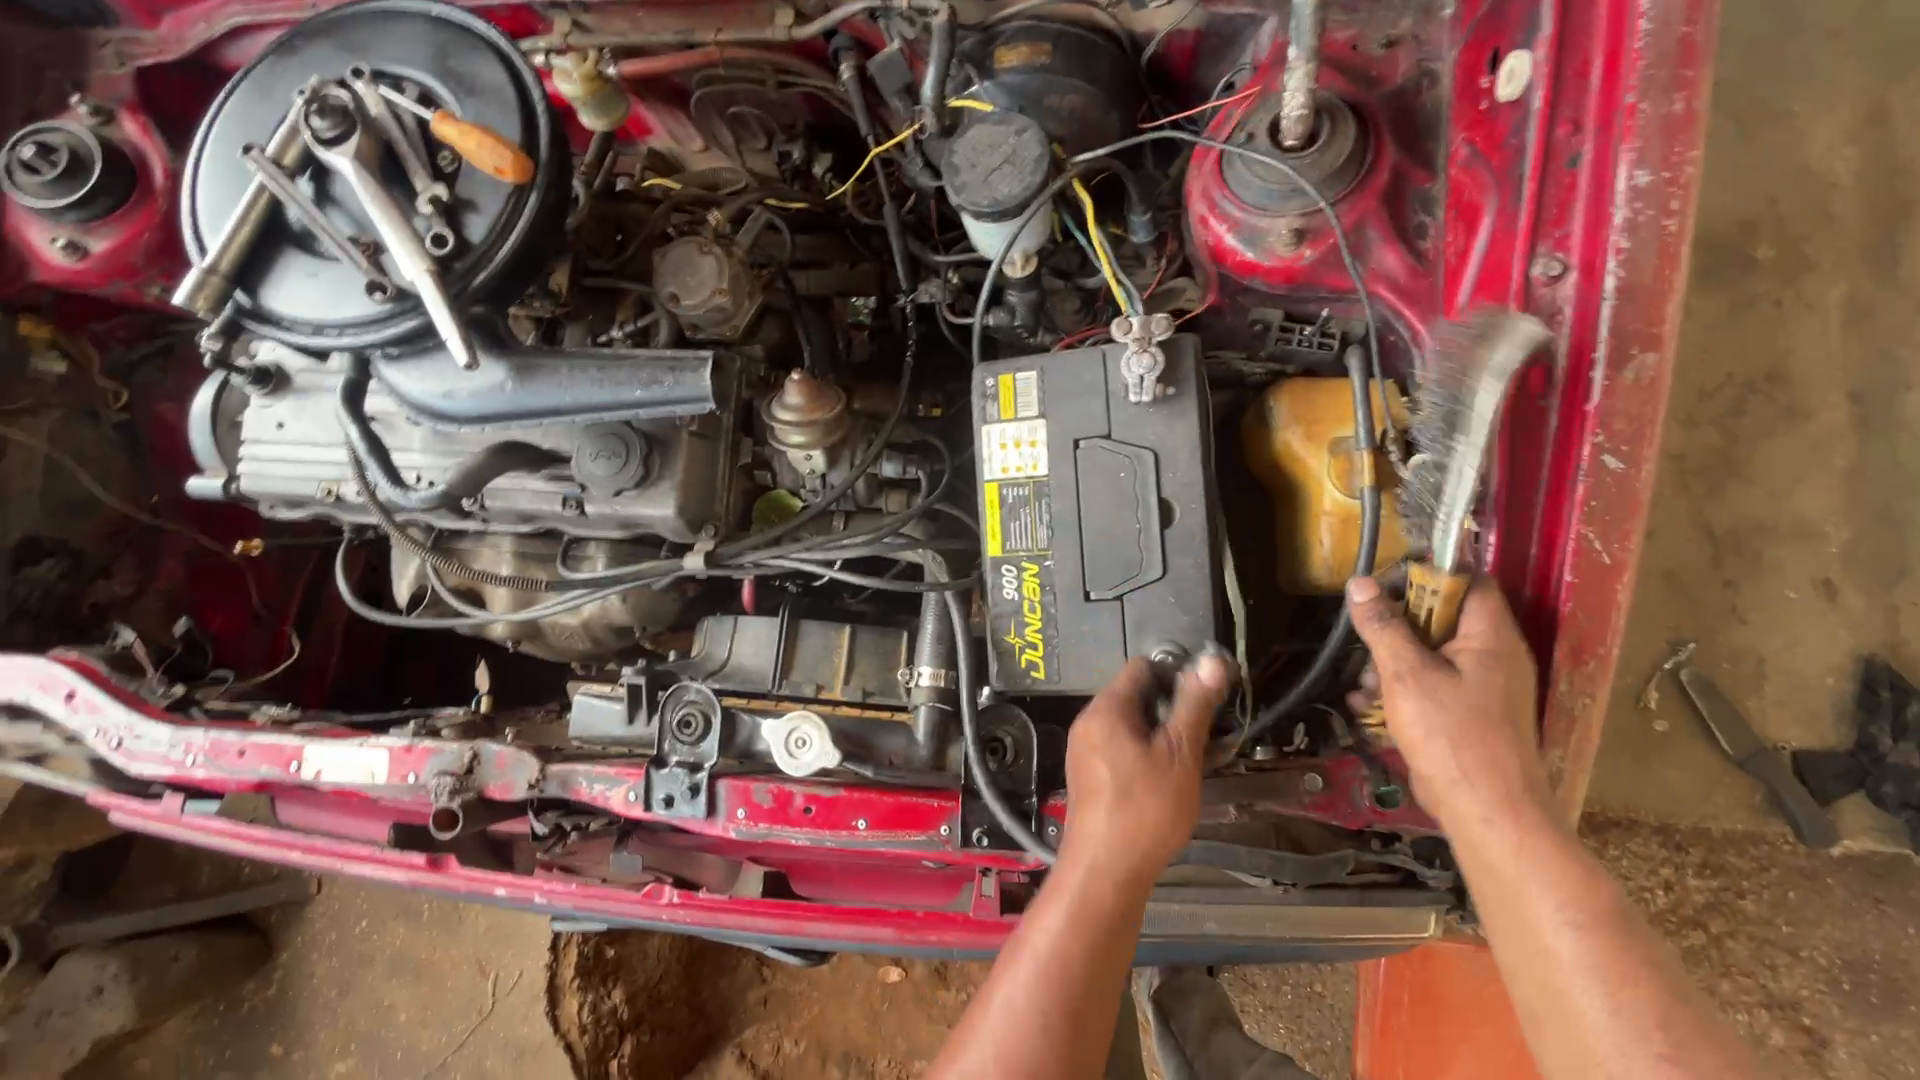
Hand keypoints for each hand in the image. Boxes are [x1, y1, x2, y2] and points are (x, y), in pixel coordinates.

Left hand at [1060, 653, 1232, 884]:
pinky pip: (1120, 750)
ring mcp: (1084, 751)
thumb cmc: (1145, 809)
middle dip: (1171, 710)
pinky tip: (1166, 782)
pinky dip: (1144, 756)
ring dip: (1161, 737)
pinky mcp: (1088, 777)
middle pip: (1135, 696)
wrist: (1105, 871)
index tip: (1205, 700)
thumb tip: (1211, 661)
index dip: (1177, 676)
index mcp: (1105, 709)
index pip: (1142, 667)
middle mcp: (1088, 723)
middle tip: (1203, 736)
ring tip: (1189, 762)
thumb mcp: (1180, 753)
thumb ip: (1194, 705)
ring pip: (1129, 726)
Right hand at [1344, 574, 1550, 834]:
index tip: (1385, 584)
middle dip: (1397, 627)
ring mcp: (1484, 688)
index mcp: (1491, 636)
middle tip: (1366, 639)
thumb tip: (1360, 583)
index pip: (1469, 581)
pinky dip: (1401, 691)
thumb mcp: (1407, 674)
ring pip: (1432, 655)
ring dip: (1392, 664)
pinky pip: (1432, 687)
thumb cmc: (1450, 733)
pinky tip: (1367, 706)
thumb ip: (1383, 626)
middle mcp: (1495, 656)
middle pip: (1443, 619)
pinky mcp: (1469, 716)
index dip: (1428, 574)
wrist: (1487, 810)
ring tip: (1364, 685)